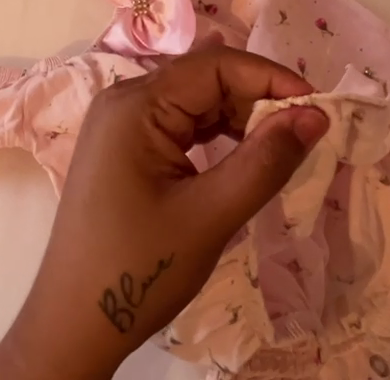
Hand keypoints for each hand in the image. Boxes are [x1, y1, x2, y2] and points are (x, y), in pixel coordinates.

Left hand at [0, 42, 328, 379]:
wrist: (73, 325)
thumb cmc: (140, 267)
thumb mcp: (211, 214)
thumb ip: (265, 160)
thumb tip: (316, 114)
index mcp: (136, 104)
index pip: (214, 66)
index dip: (269, 77)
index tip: (317, 106)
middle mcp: (124, 100)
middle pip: (203, 79)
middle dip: (256, 98)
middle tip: (304, 132)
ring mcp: (121, 124)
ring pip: (194, 101)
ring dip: (238, 117)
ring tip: (279, 146)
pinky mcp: (125, 147)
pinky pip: (179, 124)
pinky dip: (215, 135)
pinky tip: (242, 154)